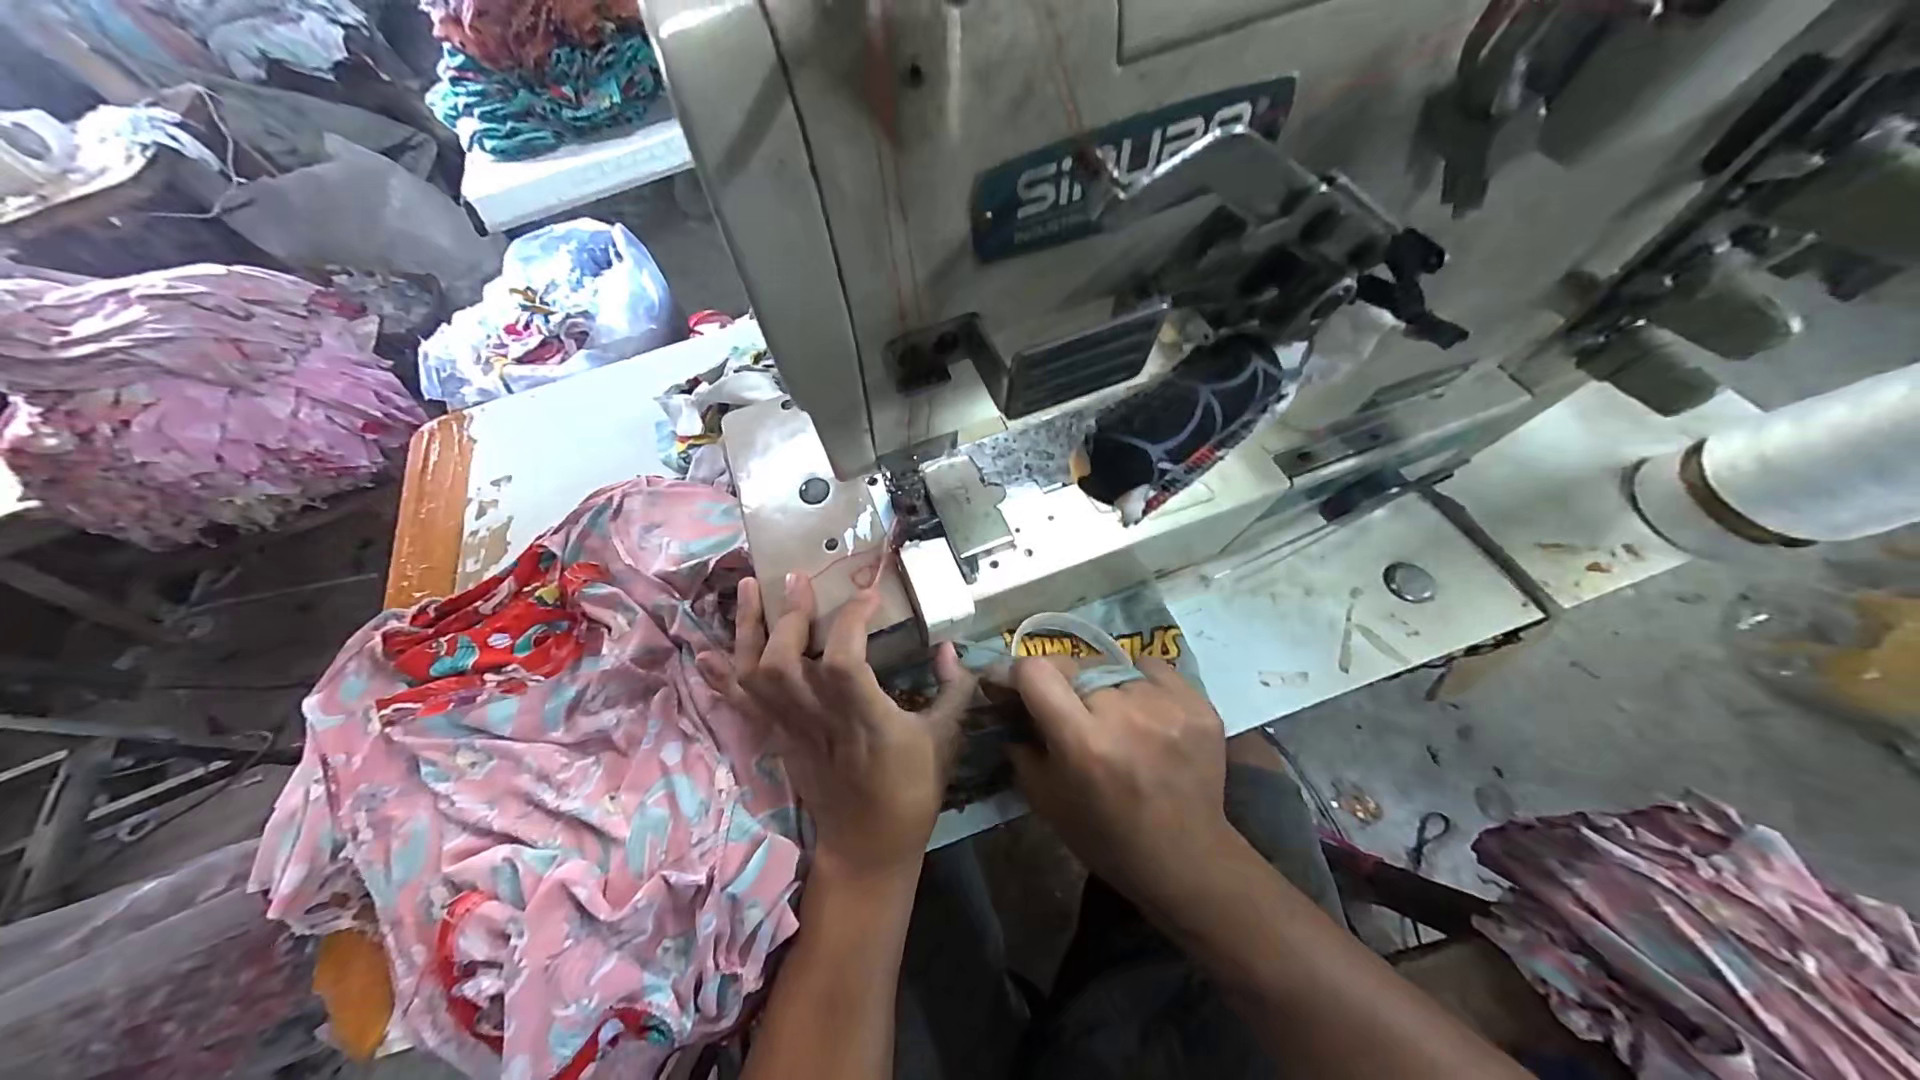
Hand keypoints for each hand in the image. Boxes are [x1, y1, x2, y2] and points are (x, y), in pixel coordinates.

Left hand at [700, 574, 975, 879]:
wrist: (868, 846)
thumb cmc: (911, 792)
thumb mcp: (945, 740)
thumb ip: (953, 691)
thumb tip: (948, 647)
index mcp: (865, 718)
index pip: (844, 660)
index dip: (851, 619)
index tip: (868, 594)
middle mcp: (819, 719)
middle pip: (784, 663)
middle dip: (789, 615)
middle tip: (797, 579)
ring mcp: (791, 730)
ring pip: (754, 677)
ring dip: (748, 630)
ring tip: (750, 588)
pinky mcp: (776, 739)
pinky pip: (739, 705)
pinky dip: (720, 676)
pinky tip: (706, 649)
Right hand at [1009, 656, 1238, 907]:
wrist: (1184, 857)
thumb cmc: (1105, 836)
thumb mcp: (1046, 799)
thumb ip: (1022, 747)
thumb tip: (1010, 704)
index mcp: (1083, 742)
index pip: (1037, 671)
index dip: (1019, 673)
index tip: (1016, 683)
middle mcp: (1124, 714)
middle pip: (1075, 667)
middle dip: (1064, 686)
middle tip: (1070, 711)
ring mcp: (1166, 706)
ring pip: (1114, 668)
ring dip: (1105, 687)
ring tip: (1115, 718)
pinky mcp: (1198, 704)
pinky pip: (1153, 669)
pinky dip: (1141, 683)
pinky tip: (1146, 711)